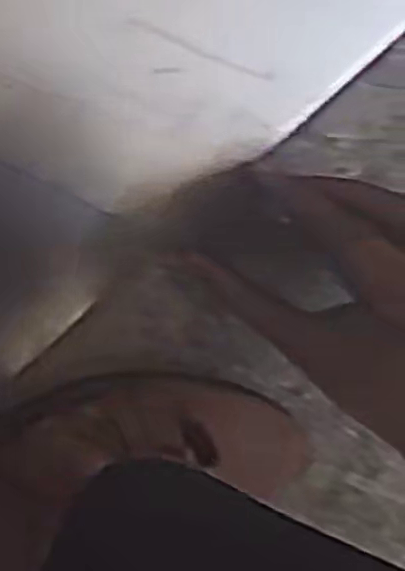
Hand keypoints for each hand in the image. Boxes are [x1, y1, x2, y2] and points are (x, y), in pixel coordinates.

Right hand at [180, 173, 404, 452]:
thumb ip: (246, 298)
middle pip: (395, 208)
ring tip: (322, 203)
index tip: (255, 174)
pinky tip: (365, 233)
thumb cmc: (389, 395)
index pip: (340, 225)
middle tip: (287, 184)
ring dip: (369, 204)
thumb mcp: (309, 348)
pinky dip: (388, 226)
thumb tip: (186, 257)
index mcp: (397, 286)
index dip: (295, 195)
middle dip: (339, 190)